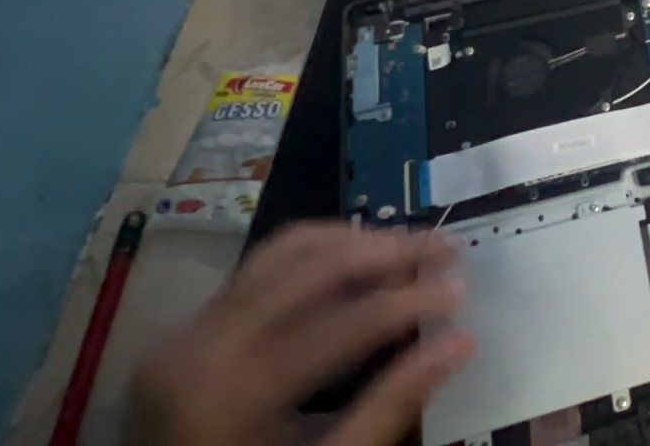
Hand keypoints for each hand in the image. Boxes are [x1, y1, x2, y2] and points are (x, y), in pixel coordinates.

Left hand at [129, 223, 472, 445]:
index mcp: (234, 394)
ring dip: (356, 241)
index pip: (344, 323)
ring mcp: (187, 331)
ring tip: (407, 246)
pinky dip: (317, 253)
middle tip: (446, 247)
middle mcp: (202, 346)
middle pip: (316, 266)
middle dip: (391, 251)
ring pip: (287, 248)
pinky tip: (355, 261)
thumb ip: (390, 408)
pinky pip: (262, 266)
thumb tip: (461, 343)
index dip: (411, 300)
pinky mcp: (186, 328)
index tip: (462, 289)